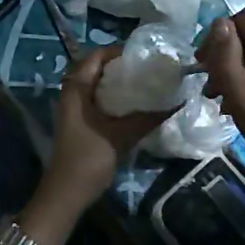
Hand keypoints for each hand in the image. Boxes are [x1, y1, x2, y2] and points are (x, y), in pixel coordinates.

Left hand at [40, 46, 173, 213]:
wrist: (66, 193)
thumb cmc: (89, 159)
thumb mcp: (122, 136)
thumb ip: (148, 117)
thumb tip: (178, 101)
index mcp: (76, 89)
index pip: (96, 56)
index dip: (119, 51)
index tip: (144, 56)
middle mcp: (71, 93)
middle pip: (95, 68)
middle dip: (120, 66)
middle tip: (147, 69)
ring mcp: (73, 109)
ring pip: (95, 85)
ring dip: (116, 82)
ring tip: (144, 84)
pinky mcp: (78, 123)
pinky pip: (95, 100)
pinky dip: (112, 97)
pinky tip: (133, 106)